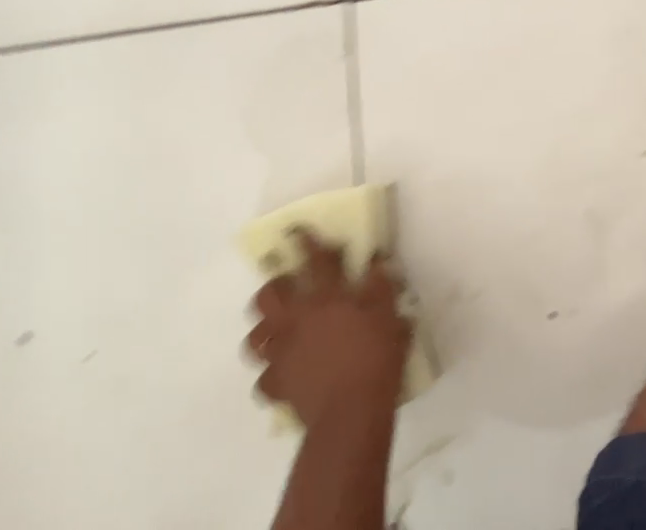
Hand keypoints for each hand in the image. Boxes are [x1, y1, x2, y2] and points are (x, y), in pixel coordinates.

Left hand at [246, 229, 411, 430]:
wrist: (350, 413)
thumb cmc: (375, 359)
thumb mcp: (390, 317)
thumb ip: (381, 288)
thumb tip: (377, 263)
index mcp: (326, 299)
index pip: (315, 262)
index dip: (307, 244)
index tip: (297, 231)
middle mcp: (296, 321)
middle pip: (269, 296)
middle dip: (275, 285)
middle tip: (288, 285)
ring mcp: (281, 354)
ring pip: (256, 336)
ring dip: (265, 329)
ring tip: (278, 329)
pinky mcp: (276, 384)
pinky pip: (265, 377)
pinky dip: (273, 373)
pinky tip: (284, 373)